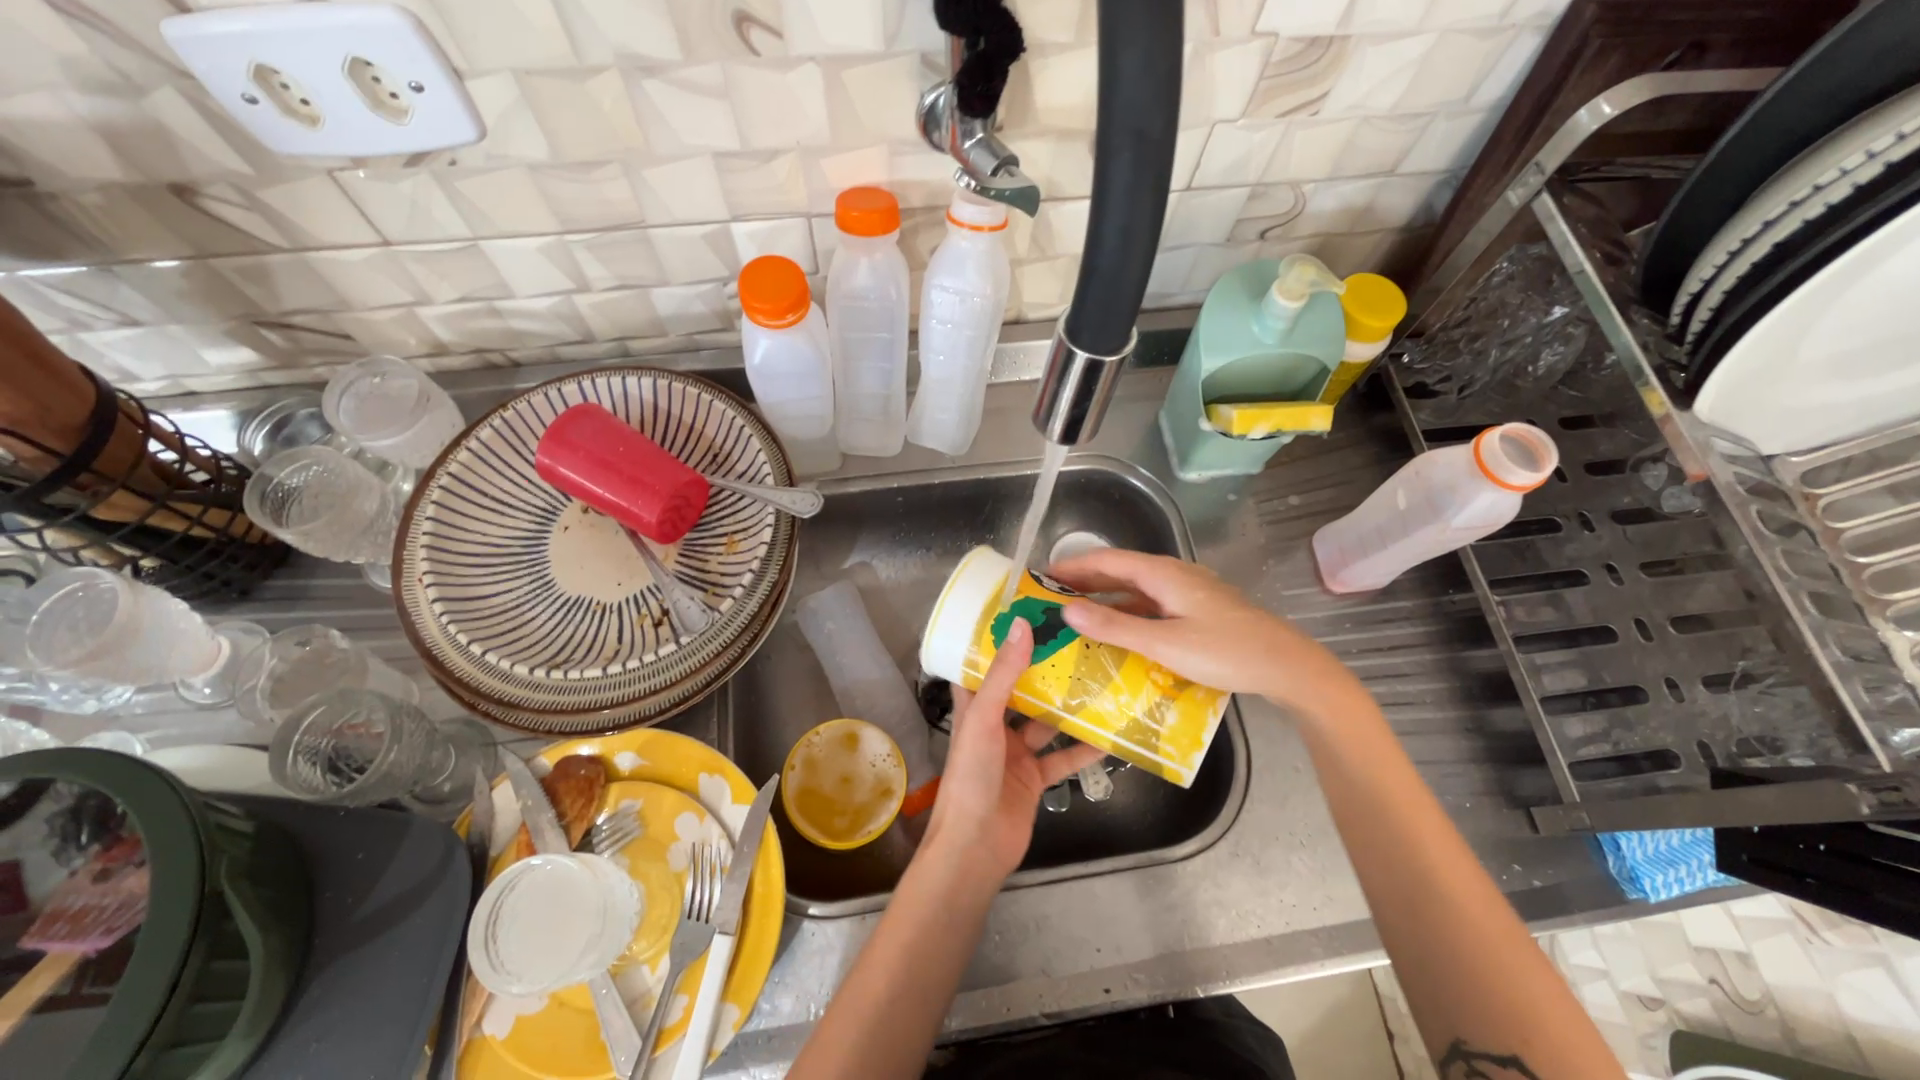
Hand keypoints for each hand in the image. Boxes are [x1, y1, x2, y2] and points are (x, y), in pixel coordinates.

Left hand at [924, 617, 1105, 879]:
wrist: (976, 846)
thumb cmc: (971, 777)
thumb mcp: (984, 720)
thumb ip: (1004, 675)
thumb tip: (1021, 625)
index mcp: (973, 709)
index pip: (983, 667)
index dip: (1000, 642)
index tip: (1029, 613)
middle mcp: (994, 727)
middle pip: (1021, 691)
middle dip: (1046, 672)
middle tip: (1079, 643)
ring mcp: (1016, 754)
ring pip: (1046, 724)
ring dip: (1069, 708)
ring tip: (1101, 680)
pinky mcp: (1036, 779)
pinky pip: (1063, 759)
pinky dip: (1084, 749)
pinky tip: (1110, 734)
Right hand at [1049, 548, 1366, 719]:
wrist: (1286, 665)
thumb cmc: (1225, 652)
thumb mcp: (1164, 643)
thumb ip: (1115, 626)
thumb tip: (1066, 610)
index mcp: (1163, 574)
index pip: (1107, 560)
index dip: (1072, 566)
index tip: (1040, 576)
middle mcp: (1173, 575)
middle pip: (1120, 572)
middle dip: (1084, 581)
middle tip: (1049, 597)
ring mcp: (1188, 592)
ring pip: (1136, 590)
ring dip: (1106, 599)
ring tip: (1074, 615)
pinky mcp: (1198, 611)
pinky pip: (1152, 605)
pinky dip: (1128, 614)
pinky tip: (1118, 633)